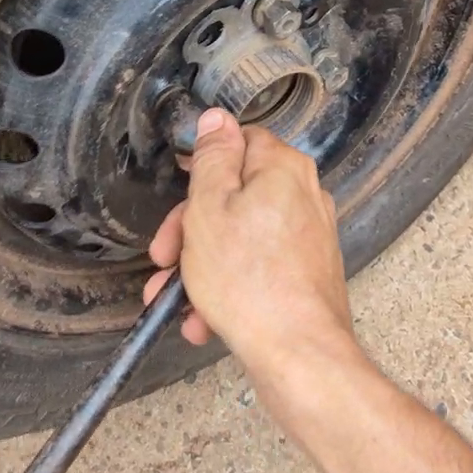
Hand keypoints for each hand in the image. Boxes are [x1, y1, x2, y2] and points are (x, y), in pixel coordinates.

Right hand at [141, 108, 355, 384]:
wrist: (298, 354)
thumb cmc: (250, 281)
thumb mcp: (209, 207)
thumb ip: (212, 158)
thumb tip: (217, 118)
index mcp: (284, 169)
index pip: (240, 142)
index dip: (203, 167)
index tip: (180, 193)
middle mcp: (304, 196)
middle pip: (236, 194)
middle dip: (192, 228)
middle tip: (165, 257)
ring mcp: (308, 236)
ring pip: (241, 237)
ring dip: (201, 265)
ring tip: (173, 299)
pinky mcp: (306, 272)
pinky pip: (257, 267)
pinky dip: (227, 286)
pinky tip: (202, 319)